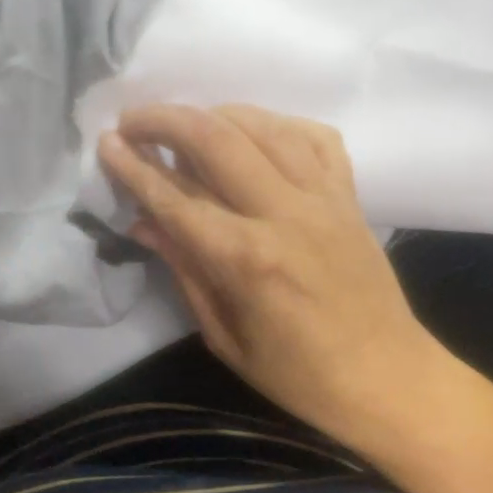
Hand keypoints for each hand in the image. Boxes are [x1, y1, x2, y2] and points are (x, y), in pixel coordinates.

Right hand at [98, 104, 442, 445]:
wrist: (386, 378)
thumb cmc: (297, 376)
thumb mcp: (225, 337)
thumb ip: (185, 272)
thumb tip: (143, 223)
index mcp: (247, 260)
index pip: (176, 198)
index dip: (134, 168)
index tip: (106, 144)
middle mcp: (285, 214)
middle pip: (216, 140)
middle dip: (165, 121)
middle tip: (133, 122)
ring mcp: (324, 199)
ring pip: (263, 126)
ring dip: (216, 114)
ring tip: (185, 124)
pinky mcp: (350, 196)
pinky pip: (315, 137)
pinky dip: (278, 125)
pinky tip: (253, 134)